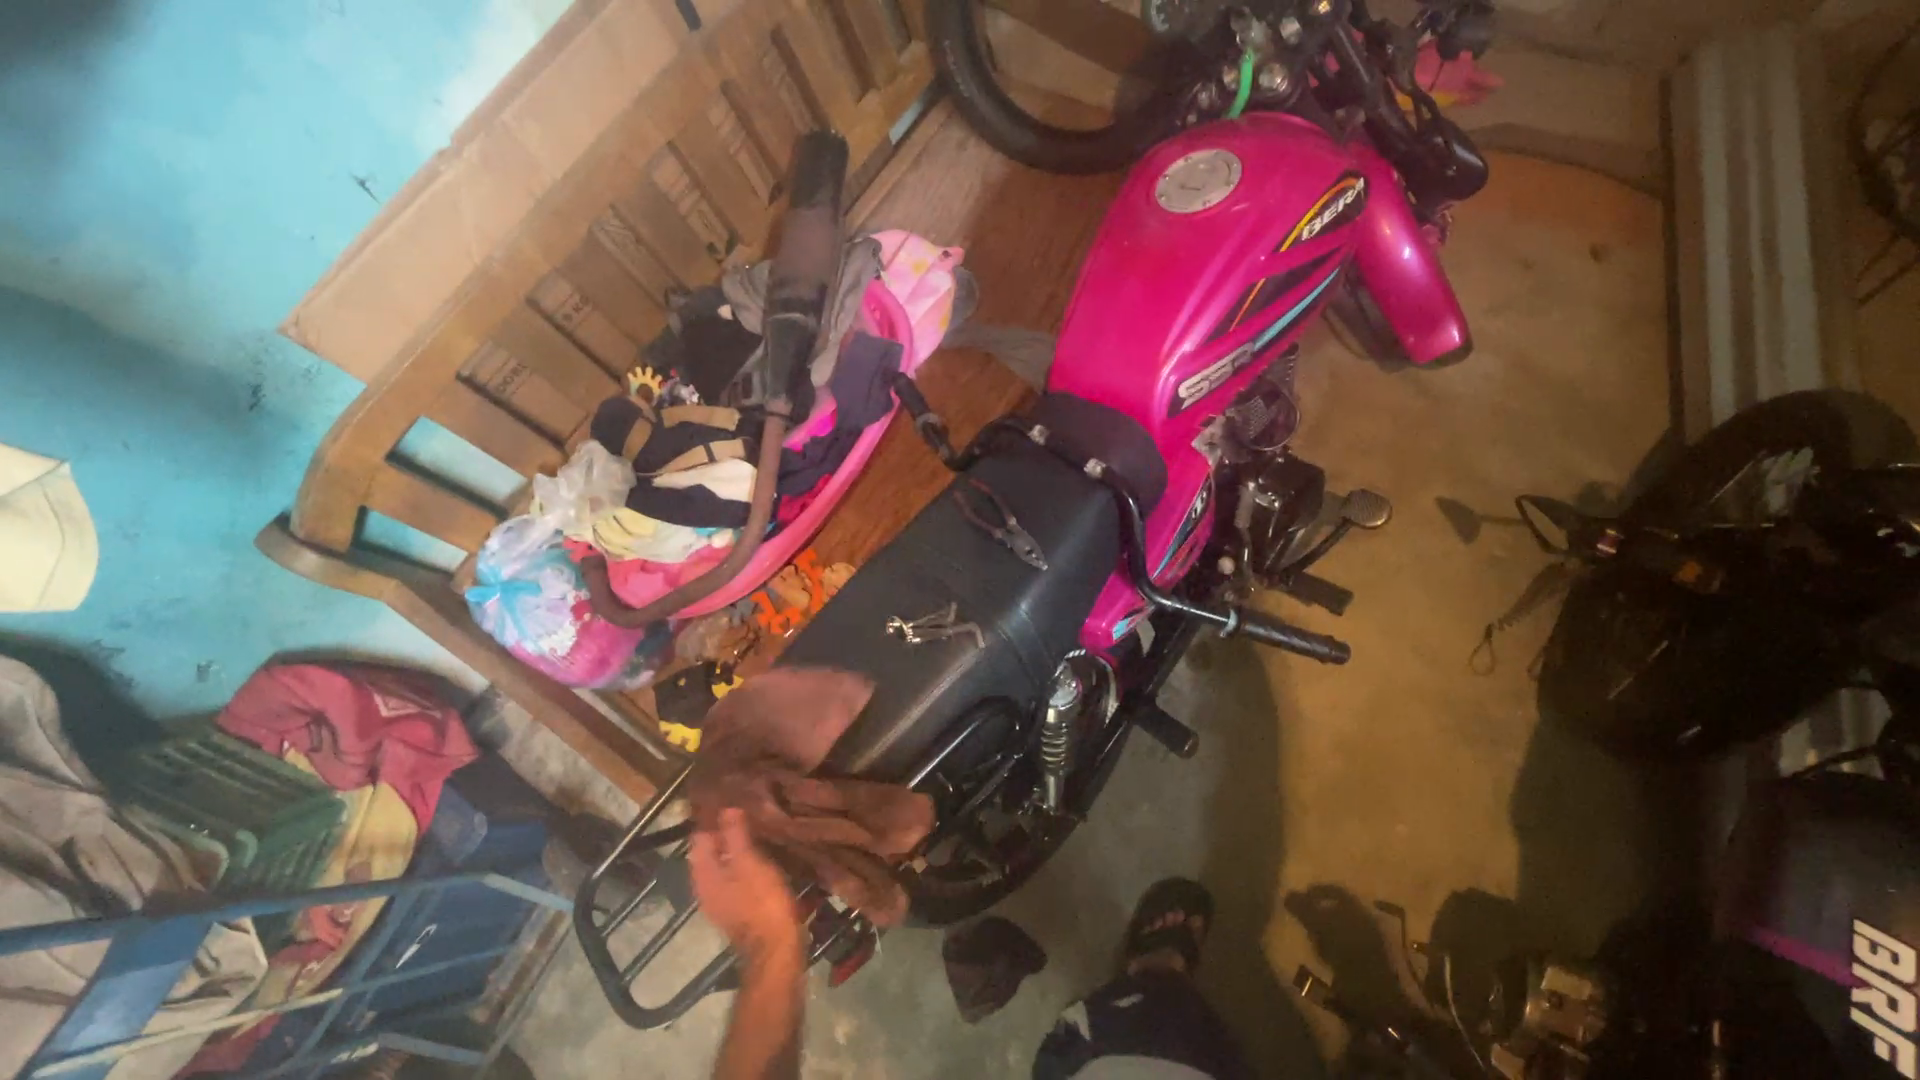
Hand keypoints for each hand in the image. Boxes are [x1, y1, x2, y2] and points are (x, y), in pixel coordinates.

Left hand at [689, 808, 803, 965]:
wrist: (776, 950)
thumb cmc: (761, 903)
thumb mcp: (749, 864)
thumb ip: (735, 836)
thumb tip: (726, 808)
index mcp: (704, 875)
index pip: (699, 836)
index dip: (713, 817)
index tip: (732, 798)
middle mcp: (706, 888)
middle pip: (711, 852)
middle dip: (726, 832)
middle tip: (749, 810)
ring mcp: (721, 901)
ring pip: (725, 865)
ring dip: (738, 848)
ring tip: (760, 829)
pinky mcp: (738, 909)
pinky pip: (737, 878)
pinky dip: (746, 865)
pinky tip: (765, 857)